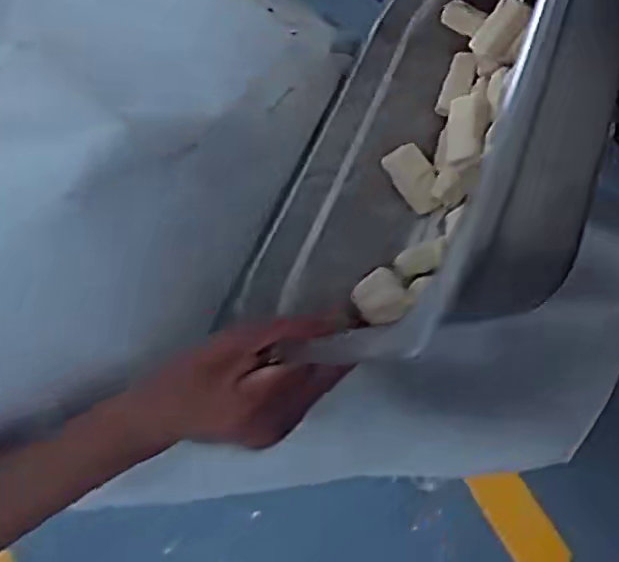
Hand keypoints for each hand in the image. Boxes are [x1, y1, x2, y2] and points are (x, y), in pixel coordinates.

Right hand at [101, 316, 352, 454]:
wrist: (140, 423)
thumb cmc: (182, 378)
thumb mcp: (237, 342)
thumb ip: (293, 330)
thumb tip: (343, 318)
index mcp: (269, 403)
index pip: (333, 361)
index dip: (346, 335)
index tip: (352, 313)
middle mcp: (283, 422)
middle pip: (332, 371)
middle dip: (330, 346)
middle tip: (317, 327)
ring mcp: (281, 430)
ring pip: (323, 380)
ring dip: (319, 359)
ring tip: (294, 346)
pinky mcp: (277, 430)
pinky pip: (308, 392)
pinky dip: (305, 373)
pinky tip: (285, 364)